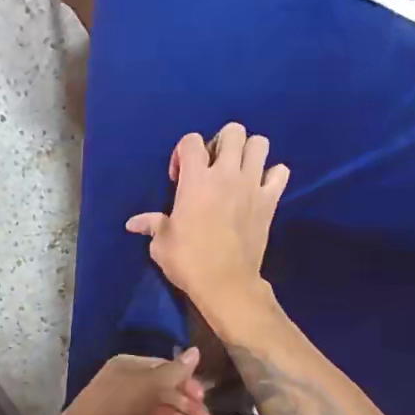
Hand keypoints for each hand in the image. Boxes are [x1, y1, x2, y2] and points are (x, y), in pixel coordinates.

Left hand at [44, 348, 210, 414]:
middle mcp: (129, 383)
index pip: (166, 367)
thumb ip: (175, 371)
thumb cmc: (115, 408)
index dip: (187, 381)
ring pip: (163, 409)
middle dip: (188, 404)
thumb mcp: (148, 386)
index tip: (202, 397)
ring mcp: (128, 406)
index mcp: (130, 366)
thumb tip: (196, 351)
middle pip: (167, 390)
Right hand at [126, 122, 289, 321]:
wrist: (225, 282)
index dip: (182, 153)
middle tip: (211, 167)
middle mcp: (226, 174)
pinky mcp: (270, 201)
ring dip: (248, 153)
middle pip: (233, 132)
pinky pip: (280, 172)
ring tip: (236, 172)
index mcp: (195, 180)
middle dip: (220, 143)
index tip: (178, 178)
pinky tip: (258, 188)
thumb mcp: (161, 244)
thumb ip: (151, 225)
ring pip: (260, 144)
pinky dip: (271, 175)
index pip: (190, 140)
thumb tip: (133, 224)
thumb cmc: (187, 260)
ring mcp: (252, 185)